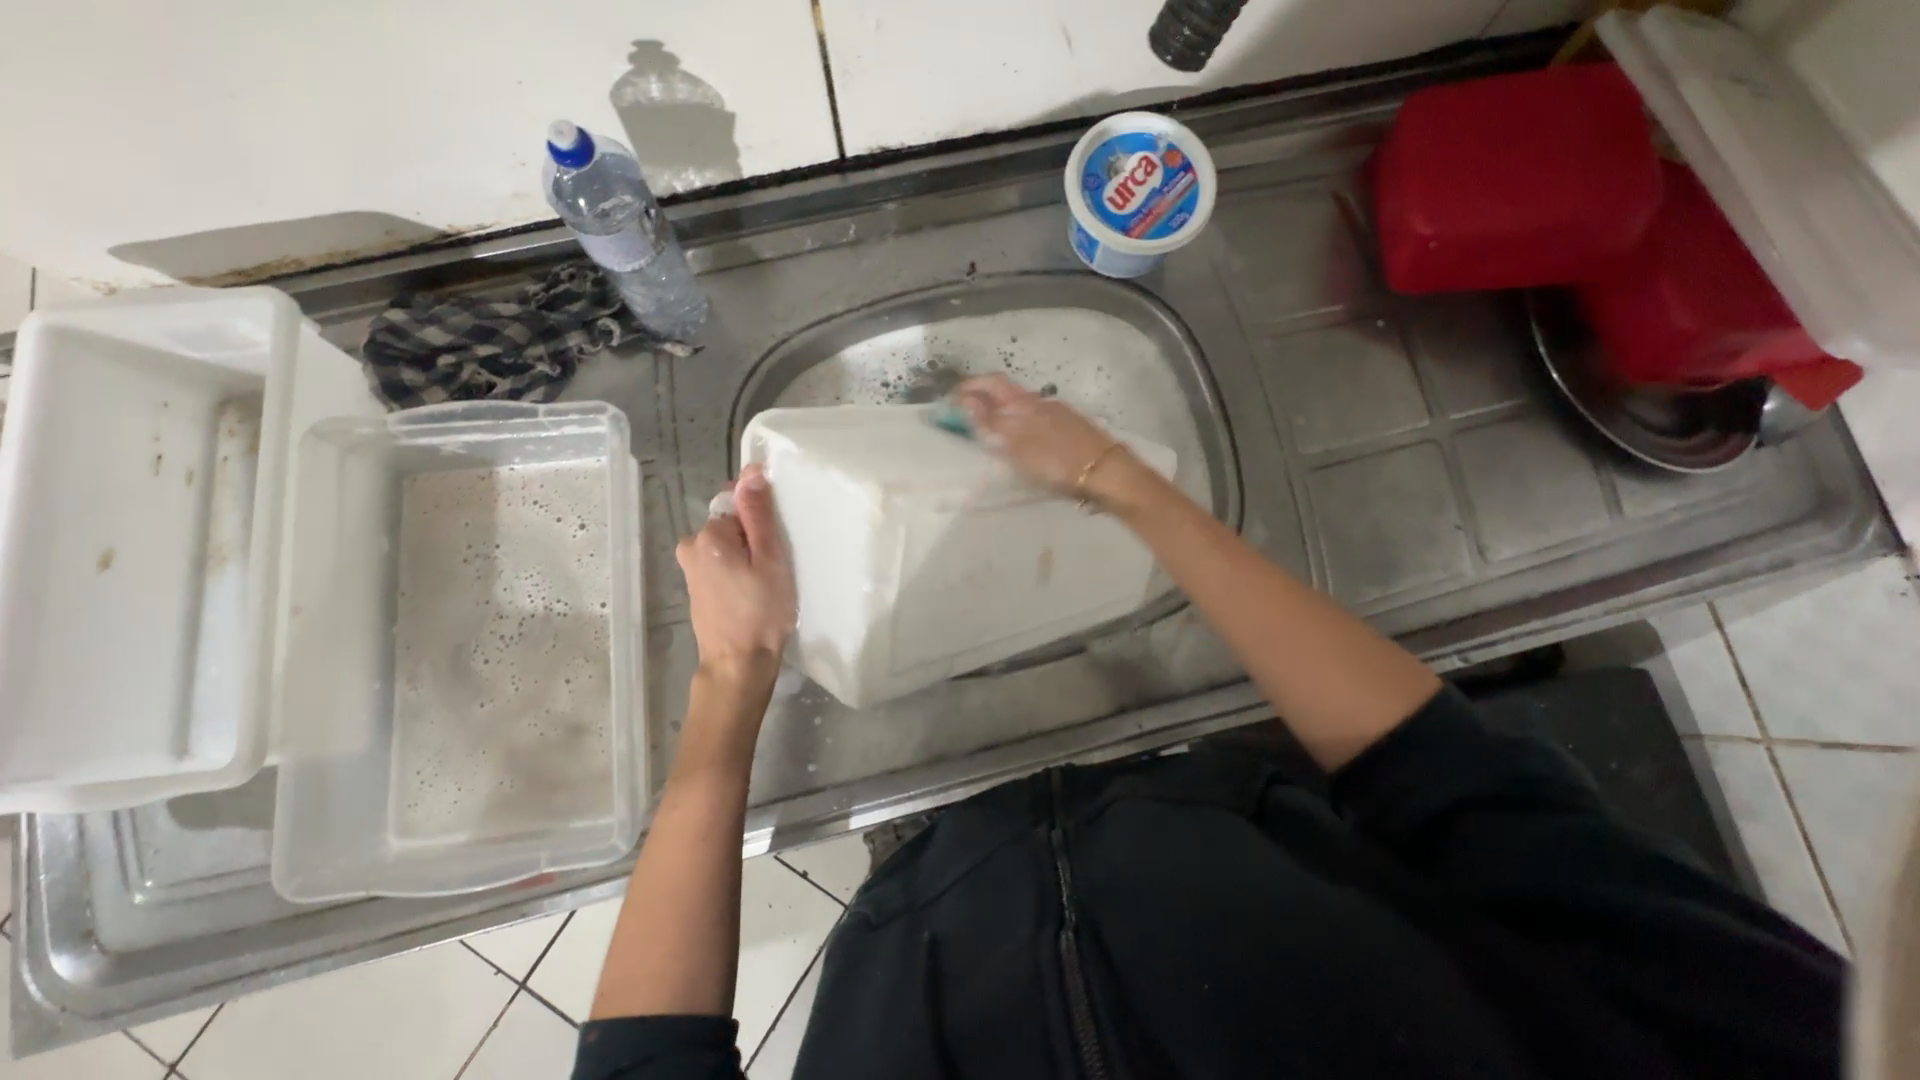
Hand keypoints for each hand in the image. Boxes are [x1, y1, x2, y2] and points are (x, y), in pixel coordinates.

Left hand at [676, 463, 795, 687]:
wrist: (739, 665)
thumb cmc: (761, 612)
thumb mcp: (770, 559)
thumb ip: (758, 514)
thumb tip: (751, 471)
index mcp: (708, 535)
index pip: (739, 504)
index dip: (762, 522)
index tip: (776, 547)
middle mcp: (691, 546)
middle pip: (732, 525)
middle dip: (755, 540)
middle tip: (775, 568)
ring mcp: (691, 569)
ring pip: (728, 547)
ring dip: (748, 558)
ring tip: (767, 585)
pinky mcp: (697, 588)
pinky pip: (723, 565)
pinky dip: (739, 573)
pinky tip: (754, 595)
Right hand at [953, 374, 1151, 508]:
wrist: (1107, 474)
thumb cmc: (1059, 460)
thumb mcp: (1018, 444)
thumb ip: (992, 423)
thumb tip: (966, 400)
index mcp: (1026, 403)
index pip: (992, 383)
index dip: (971, 386)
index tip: (951, 399)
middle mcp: (1042, 402)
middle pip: (1007, 393)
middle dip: (984, 400)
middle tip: (965, 417)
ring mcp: (1059, 415)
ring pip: (1023, 408)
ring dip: (1002, 414)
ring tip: (988, 433)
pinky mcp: (1071, 430)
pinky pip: (1036, 421)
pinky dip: (1020, 426)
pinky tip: (1020, 442)